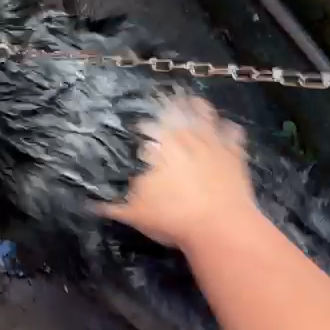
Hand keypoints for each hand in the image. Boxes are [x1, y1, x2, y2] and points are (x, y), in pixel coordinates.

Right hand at [99, 97, 256, 248]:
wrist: (222, 227)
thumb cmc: (173, 216)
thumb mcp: (136, 213)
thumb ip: (115, 206)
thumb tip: (93, 206)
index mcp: (160, 146)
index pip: (148, 127)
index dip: (143, 127)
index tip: (140, 131)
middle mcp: (186, 137)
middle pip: (176, 111)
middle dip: (169, 106)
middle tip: (165, 103)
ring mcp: (213, 143)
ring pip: (205, 113)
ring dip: (197, 107)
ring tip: (192, 102)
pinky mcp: (235, 155)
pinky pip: (233, 133)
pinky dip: (228, 128)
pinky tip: (227, 127)